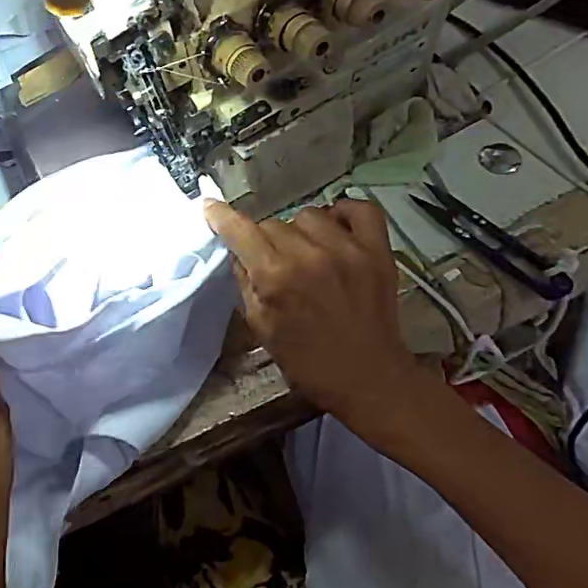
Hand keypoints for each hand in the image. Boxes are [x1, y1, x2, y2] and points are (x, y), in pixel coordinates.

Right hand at [204, 198, 440, 441]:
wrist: (368, 379)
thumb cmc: (306, 360)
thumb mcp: (260, 325)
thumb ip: (245, 282)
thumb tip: (237, 252)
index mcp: (275, 276)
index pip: (239, 229)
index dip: (220, 215)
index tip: (210, 208)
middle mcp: (309, 255)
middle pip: (271, 223)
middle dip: (263, 240)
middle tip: (271, 262)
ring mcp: (348, 250)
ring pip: (308, 215)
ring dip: (299, 231)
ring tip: (305, 253)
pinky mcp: (378, 252)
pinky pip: (360, 210)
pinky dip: (344, 213)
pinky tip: (335, 228)